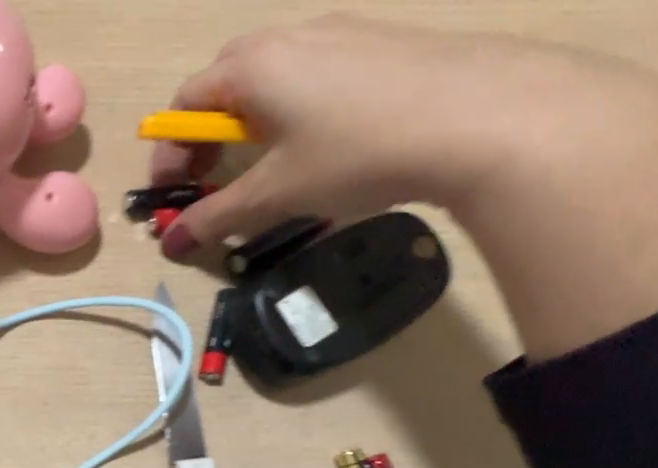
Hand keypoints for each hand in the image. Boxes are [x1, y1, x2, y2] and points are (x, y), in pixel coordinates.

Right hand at [151, 15, 657, 256]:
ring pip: (271, 74)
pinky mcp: (385, 43)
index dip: (166, 153)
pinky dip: (295, 108)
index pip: (182, 104)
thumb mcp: (275, 196)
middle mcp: (291, 38)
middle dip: (205, 132)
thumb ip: (214, 218)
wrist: (490, 116)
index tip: (171, 195)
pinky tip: (322, 143)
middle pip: (223, 81)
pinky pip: (316, 71)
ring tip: (266, 162)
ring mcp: (344, 33)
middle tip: (211, 176)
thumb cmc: (358, 153)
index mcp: (252, 68)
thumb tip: (172, 244)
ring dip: (250, 120)